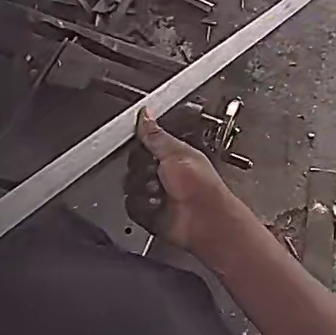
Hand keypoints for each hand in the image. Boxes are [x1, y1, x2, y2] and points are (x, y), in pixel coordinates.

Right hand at [126, 107, 240, 252]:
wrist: (204, 219)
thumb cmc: (202, 186)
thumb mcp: (177, 153)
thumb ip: (157, 135)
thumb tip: (146, 115)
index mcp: (173, 155)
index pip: (145, 144)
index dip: (141, 147)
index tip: (142, 149)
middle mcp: (164, 173)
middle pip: (134, 165)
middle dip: (143, 169)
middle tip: (157, 172)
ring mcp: (156, 193)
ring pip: (130, 185)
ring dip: (144, 188)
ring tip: (160, 191)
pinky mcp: (149, 212)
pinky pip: (132, 205)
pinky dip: (143, 205)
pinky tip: (158, 204)